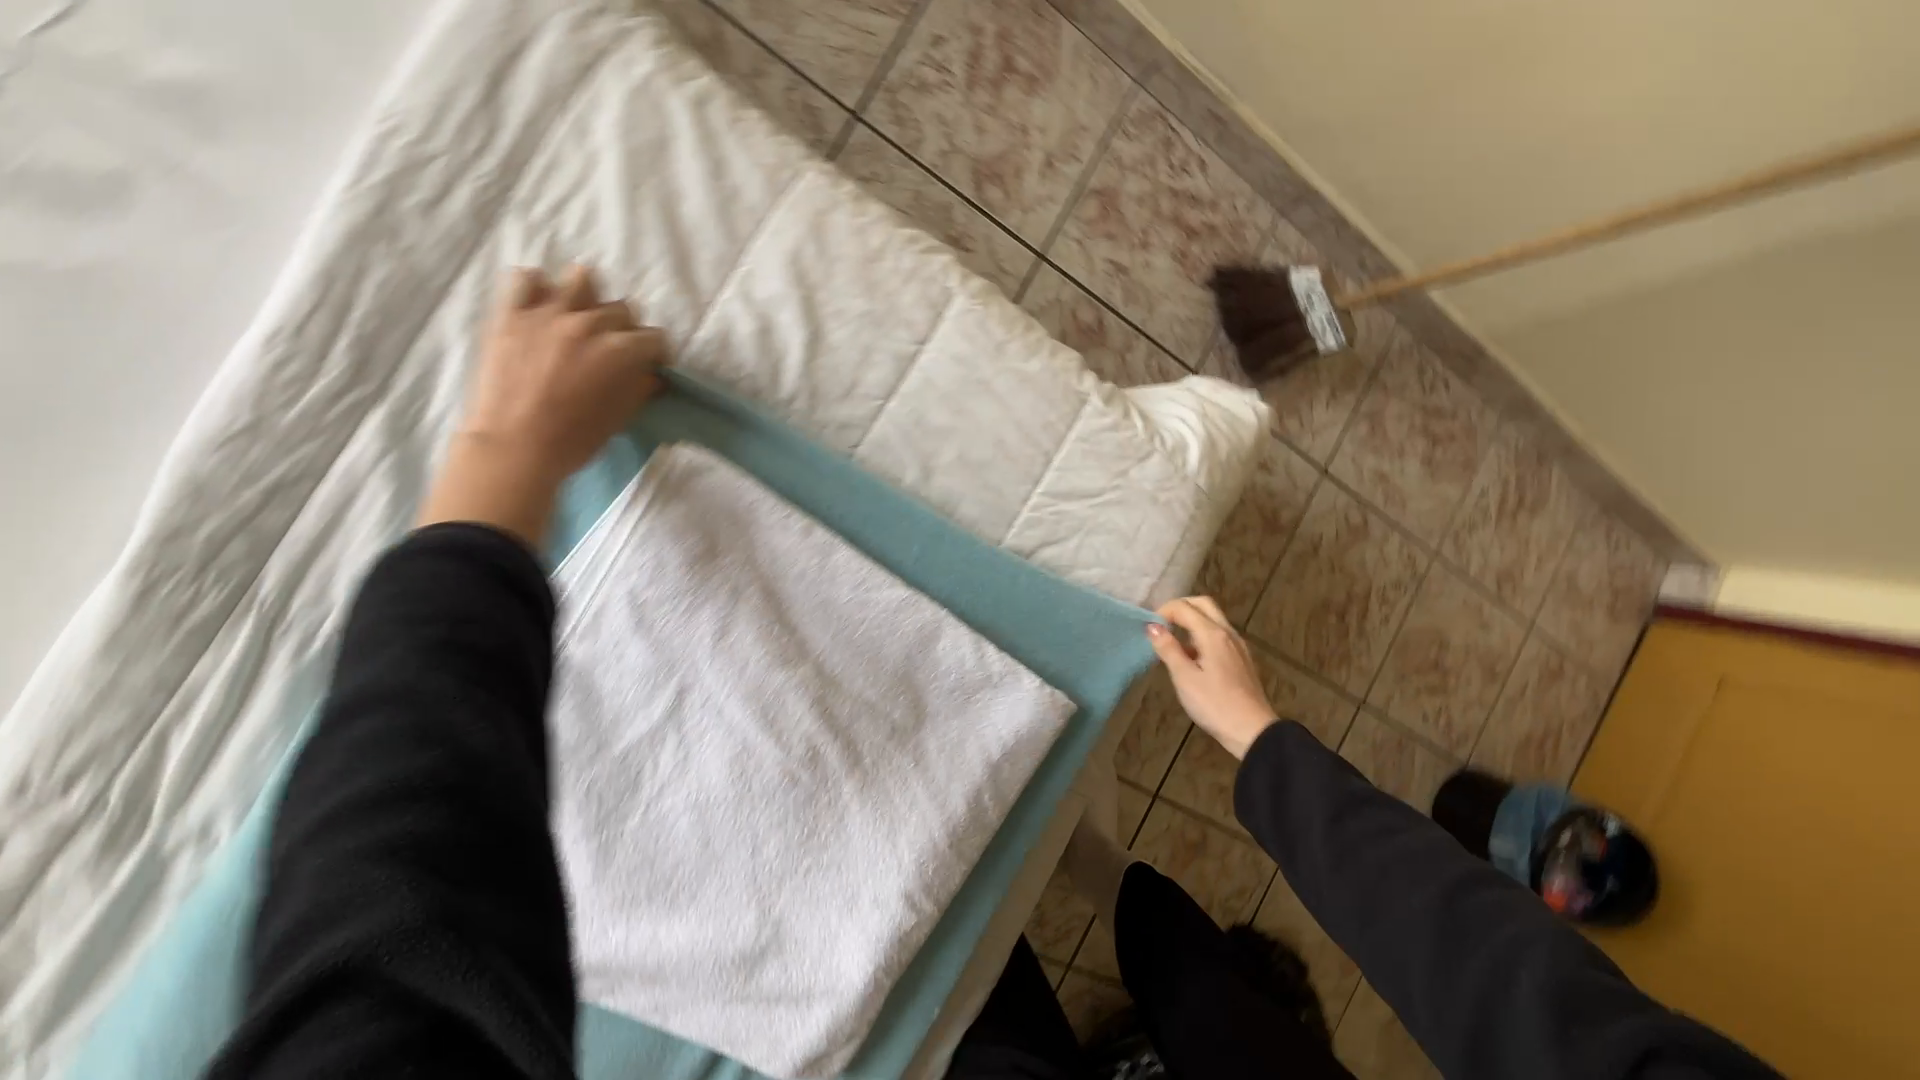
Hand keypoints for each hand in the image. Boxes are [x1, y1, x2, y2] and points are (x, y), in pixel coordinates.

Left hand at [419, 265, 666, 544]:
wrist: (514, 448)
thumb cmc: (573, 440)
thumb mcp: (620, 417)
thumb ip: (640, 388)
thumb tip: (651, 375)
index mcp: (621, 350)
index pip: (655, 338)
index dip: (656, 354)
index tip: (650, 367)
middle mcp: (590, 323)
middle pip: (622, 309)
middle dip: (624, 329)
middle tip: (613, 350)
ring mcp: (548, 314)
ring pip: (580, 279)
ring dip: (586, 298)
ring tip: (578, 317)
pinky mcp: (512, 315)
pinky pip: (526, 280)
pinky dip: (536, 289)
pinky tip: (539, 309)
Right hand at [1145, 597, 1276, 758]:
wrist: (1252, 730)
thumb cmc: (1214, 704)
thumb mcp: (1185, 678)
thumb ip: (1168, 649)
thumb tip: (1152, 626)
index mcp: (1213, 634)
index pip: (1184, 608)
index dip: (1164, 612)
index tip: (1149, 628)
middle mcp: (1228, 633)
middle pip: (1203, 604)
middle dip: (1180, 607)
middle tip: (1162, 623)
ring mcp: (1238, 645)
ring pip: (1214, 618)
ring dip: (1192, 620)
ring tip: (1173, 640)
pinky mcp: (1242, 658)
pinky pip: (1220, 634)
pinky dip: (1203, 633)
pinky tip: (1193, 656)